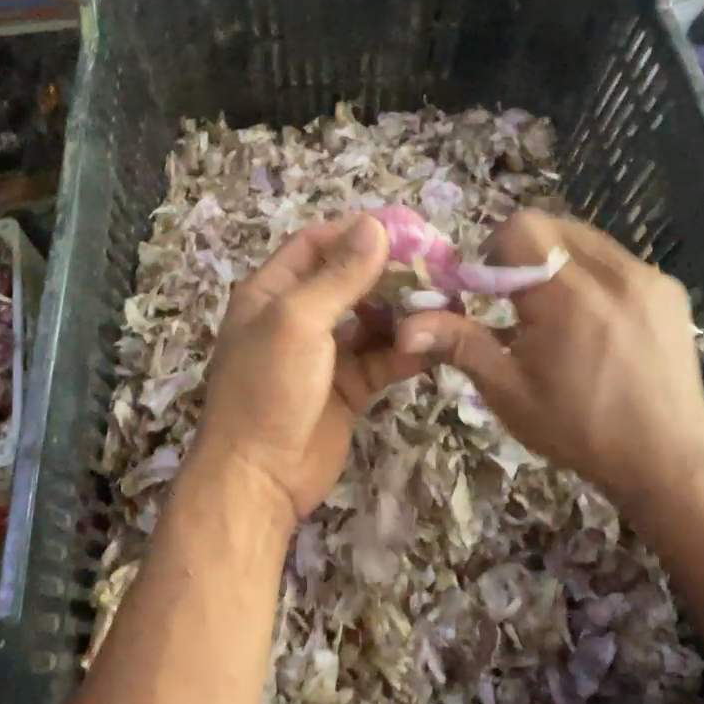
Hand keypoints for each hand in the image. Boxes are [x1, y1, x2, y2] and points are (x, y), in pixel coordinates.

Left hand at [195, 216, 430, 526]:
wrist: (258, 478)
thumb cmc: (268, 387)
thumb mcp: (299, 321)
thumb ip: (339, 275)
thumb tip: (375, 224)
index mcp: (272, 291)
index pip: (317, 243)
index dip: (357, 232)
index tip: (407, 228)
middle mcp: (297, 315)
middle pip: (349, 279)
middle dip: (390, 272)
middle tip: (438, 265)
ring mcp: (323, 353)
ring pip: (370, 319)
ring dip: (403, 311)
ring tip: (445, 302)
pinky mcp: (348, 387)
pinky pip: (382, 358)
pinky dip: (407, 350)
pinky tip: (437, 343)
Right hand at [396, 210, 703, 516]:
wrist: (671, 462)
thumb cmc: (580, 430)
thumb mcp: (509, 391)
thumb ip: (458, 343)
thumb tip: (403, 325)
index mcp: (570, 297)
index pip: (521, 228)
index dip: (494, 252)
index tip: (490, 293)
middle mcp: (614, 274)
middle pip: (550, 226)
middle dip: (523, 255)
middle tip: (517, 305)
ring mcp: (647, 278)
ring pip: (583, 237)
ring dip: (556, 262)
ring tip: (555, 314)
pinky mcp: (668, 289)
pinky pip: (614, 259)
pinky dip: (591, 275)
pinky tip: (592, 322)